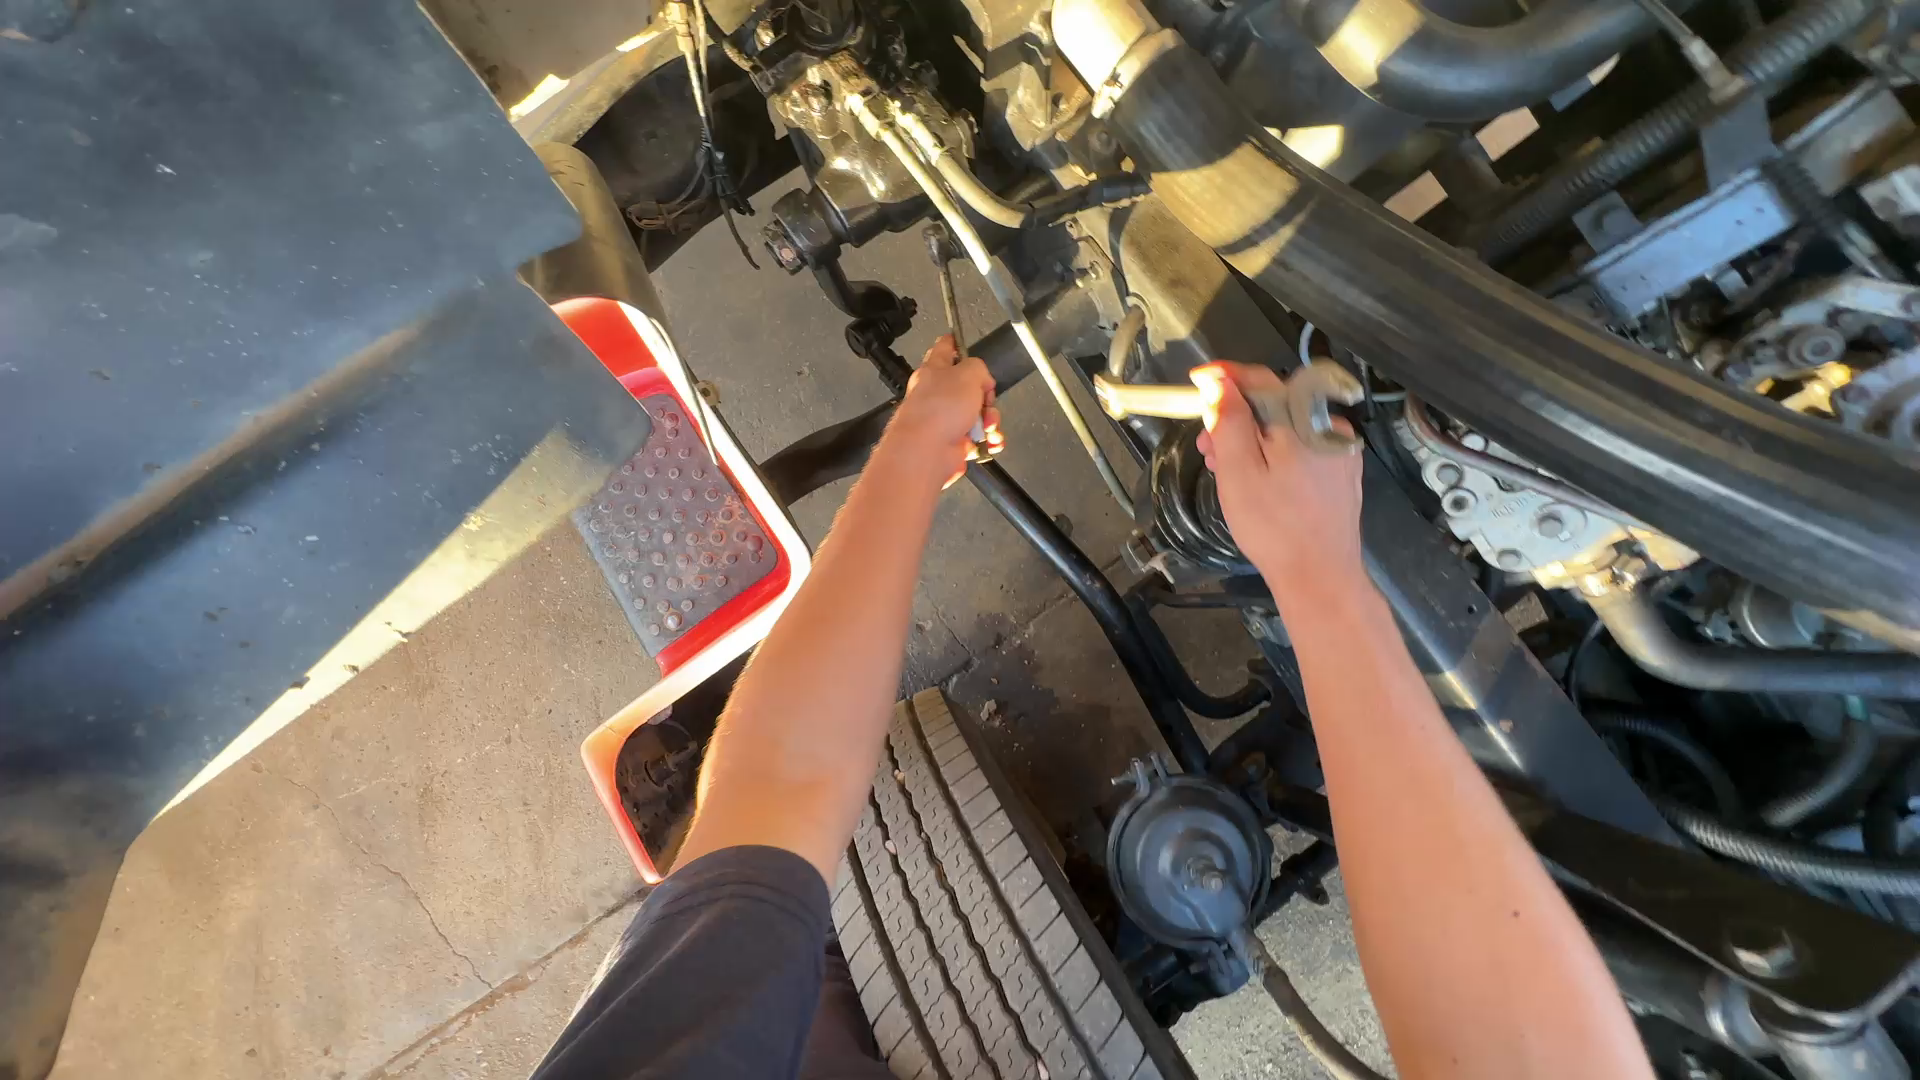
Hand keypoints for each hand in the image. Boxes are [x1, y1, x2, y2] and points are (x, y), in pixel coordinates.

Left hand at [885, 335, 1002, 487]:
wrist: (927, 452)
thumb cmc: (941, 408)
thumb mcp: (969, 373)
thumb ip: (979, 368)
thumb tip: (983, 382)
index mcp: (934, 371)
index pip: (945, 348)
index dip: (955, 342)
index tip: (960, 338)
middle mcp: (937, 395)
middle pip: (970, 387)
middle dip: (987, 396)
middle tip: (987, 401)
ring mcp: (945, 421)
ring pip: (978, 415)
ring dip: (991, 421)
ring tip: (989, 428)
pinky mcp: (954, 445)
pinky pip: (979, 439)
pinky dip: (989, 441)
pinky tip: (990, 442)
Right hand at [1192, 362, 1363, 603]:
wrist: (1319, 575)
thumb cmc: (1272, 527)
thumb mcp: (1238, 471)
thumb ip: (1229, 420)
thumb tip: (1219, 383)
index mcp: (1303, 421)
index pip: (1261, 380)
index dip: (1225, 377)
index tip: (1198, 380)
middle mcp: (1328, 427)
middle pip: (1274, 404)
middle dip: (1235, 416)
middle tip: (1205, 445)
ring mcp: (1338, 450)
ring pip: (1286, 427)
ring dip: (1252, 437)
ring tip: (1226, 468)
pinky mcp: (1341, 472)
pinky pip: (1301, 447)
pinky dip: (1274, 453)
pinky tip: (1258, 479)